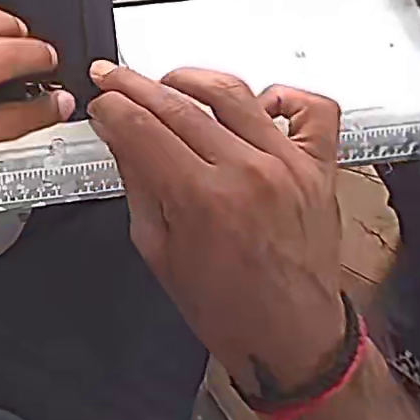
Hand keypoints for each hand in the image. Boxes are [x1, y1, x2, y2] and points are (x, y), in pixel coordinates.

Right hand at [88, 61, 346, 392]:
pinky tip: (256, 101)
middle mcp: (247, 174)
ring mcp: (288, 166)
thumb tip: (118, 133)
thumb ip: (136, 180)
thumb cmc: (226, 307)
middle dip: (133, 84)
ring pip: (232, 91)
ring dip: (189, 77)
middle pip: (176, 102)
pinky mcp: (319, 168)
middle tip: (114, 78)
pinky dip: (282, 94)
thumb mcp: (156, 246)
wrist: (292, 341)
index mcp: (201, 200)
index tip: (101, 103)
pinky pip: (311, 108)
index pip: (141, 126)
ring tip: (167, 83)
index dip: (111, 106)